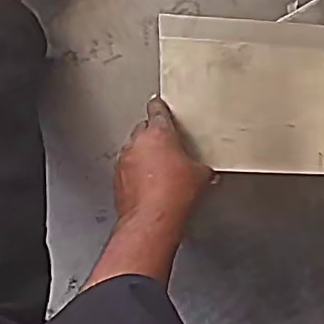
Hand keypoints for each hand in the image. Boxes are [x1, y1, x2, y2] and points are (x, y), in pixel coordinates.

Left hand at [85, 97, 213, 288]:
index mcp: (159, 133)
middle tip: (166, 145)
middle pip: (143, 129)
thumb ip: (202, 167)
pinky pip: (126, 170)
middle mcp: (137, 143)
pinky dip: (135, 174)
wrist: (152, 219)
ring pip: (133, 150)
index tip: (158, 104)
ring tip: (158, 170)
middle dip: (153, 135)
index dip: (159, 107)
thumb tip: (206, 172)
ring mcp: (124, 161)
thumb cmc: (175, 193)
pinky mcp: (117, 179)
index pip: (157, 111)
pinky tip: (148, 186)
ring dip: (143, 155)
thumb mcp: (200, 176)